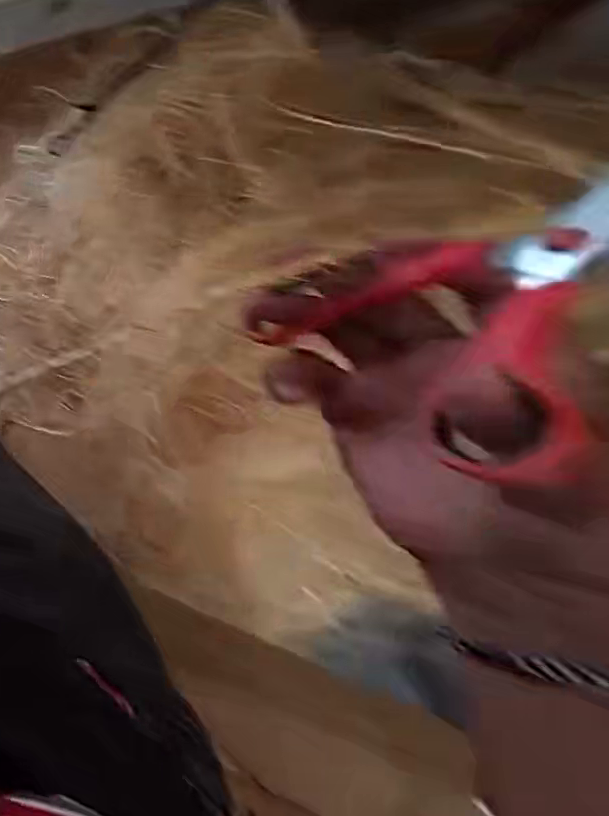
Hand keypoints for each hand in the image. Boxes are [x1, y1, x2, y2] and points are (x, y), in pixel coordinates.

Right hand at [248, 246, 608, 660]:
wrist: (511, 556)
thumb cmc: (557, 501)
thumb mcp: (556, 459)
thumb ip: (517, 416)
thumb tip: (472, 374)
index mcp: (505, 346)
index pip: (475, 279)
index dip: (434, 259)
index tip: (384, 259)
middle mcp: (442, 349)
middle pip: (384, 293)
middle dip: (336, 281)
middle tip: (291, 283)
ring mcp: (388, 377)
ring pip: (333, 325)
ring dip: (293, 312)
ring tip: (258, 316)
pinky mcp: (347, 408)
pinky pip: (307, 375)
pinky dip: (287, 372)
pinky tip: (283, 391)